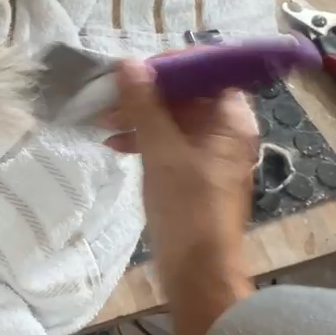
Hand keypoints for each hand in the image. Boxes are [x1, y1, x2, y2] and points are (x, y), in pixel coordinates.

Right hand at [106, 59, 257, 334]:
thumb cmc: (187, 206)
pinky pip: (169, 144)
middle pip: (187, 96)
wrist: (197, 271)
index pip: (206, 72)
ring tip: (104, 123)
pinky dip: (145, 140)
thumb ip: (144, 104)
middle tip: (110, 100)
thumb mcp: (161, 150)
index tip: (134, 71)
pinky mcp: (194, 175)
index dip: (170, 67)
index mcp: (231, 119)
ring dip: (140, 118)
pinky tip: (116, 145)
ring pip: (174, 120)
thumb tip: (128, 63)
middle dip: (146, 94)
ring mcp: (211, 154)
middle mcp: (226, 131)